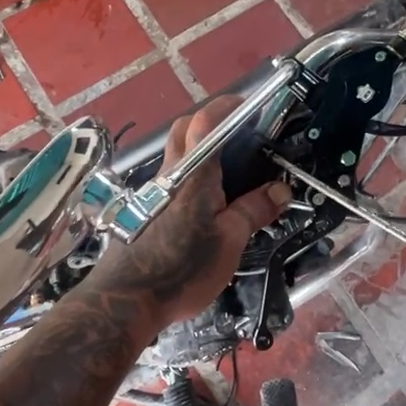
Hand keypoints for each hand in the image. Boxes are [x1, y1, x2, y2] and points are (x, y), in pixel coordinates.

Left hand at [97, 97, 290, 325]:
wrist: (124, 301)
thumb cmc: (181, 268)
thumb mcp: (230, 241)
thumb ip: (254, 210)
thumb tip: (281, 190)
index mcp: (194, 173)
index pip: (205, 122)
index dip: (226, 106)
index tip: (247, 105)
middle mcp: (170, 174)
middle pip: (183, 131)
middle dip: (208, 122)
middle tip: (237, 134)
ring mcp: (153, 193)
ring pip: (176, 156)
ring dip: (199, 151)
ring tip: (230, 171)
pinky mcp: (144, 212)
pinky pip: (172, 181)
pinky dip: (191, 177)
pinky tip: (206, 203)